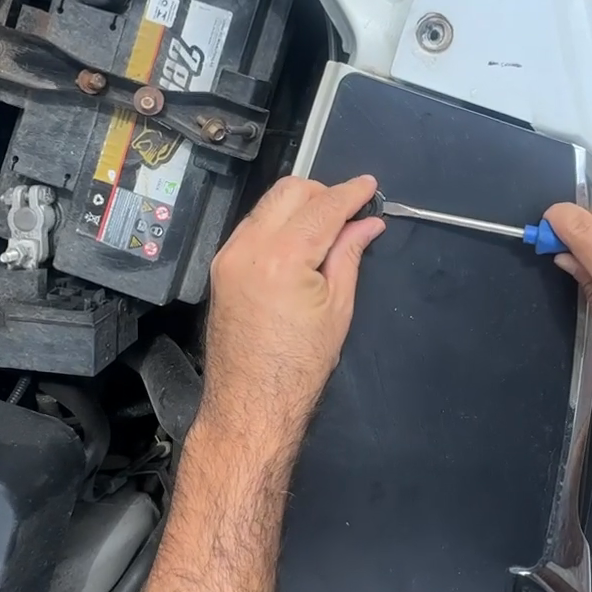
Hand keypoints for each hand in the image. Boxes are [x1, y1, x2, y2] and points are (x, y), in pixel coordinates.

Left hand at [201, 174, 384, 437]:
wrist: (250, 405)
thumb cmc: (301, 365)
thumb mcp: (338, 308)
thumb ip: (349, 254)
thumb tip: (368, 223)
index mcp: (282, 258)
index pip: (323, 207)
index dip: (351, 192)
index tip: (371, 185)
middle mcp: (249, 247)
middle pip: (290, 190)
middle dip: (324, 192)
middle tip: (350, 211)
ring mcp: (229, 255)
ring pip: (269, 203)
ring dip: (301, 204)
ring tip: (328, 227)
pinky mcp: (221, 266)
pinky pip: (254, 224)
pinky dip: (280, 221)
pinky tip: (300, 241)